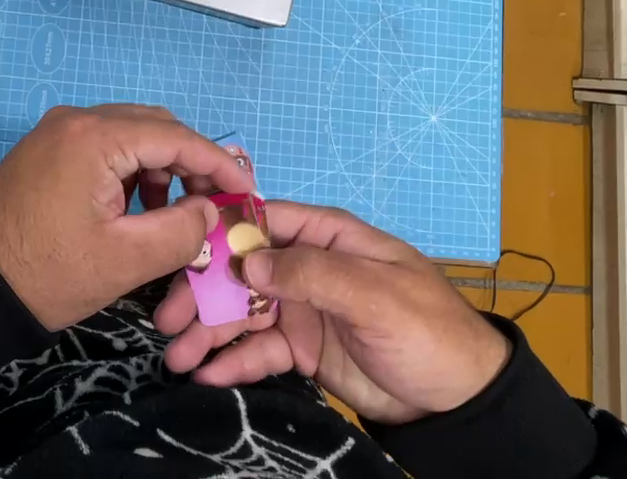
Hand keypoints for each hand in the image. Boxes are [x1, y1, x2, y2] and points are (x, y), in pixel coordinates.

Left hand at [0, 104, 253, 330]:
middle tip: (214, 205)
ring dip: (160, 166)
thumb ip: (181, 231)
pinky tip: (137, 205)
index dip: (218, 163)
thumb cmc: (47, 274)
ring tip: (175, 212)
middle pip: (153, 127)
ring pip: (130, 134)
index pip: (175, 137)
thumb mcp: (124, 261)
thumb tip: (211, 210)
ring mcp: (57, 130)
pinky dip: (130, 169)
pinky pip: (104, 145)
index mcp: (94, 137)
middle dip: (190, 163)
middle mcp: (75, 120)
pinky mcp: (47, 148)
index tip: (247, 191)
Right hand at [155, 201, 508, 424]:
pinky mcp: (300, 350)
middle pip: (242, 271)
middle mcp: (305, 267)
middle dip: (204, 293)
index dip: (221, 234)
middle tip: (166, 318)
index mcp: (325, 237)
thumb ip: (311, 273)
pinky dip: (233, 362)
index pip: (263, 221)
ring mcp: (300, 309)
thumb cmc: (427, 329)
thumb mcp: (374, 293)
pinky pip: (260, 351)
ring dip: (209, 332)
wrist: (460, 404)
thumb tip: (248, 263)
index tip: (179, 252)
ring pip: (243, 313)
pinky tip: (206, 375)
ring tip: (175, 356)